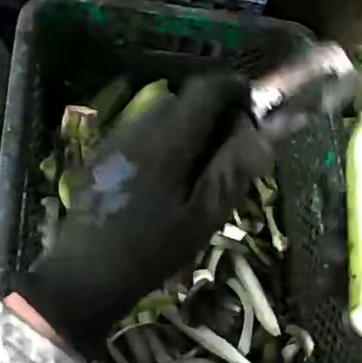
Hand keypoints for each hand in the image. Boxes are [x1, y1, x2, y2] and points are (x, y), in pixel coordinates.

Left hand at [13, 73, 273, 347]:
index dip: (237, 90)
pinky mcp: (103, 154)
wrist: (86, 275)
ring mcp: (116, 138)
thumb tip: (275, 126)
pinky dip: (165, 141)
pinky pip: (143, 132)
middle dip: (214, 113)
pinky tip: (168, 179)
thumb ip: (237, 164)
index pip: (208, 87)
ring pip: (163, 115)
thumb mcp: (205, 214)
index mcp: (169, 138)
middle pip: (185, 99)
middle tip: (233, 148)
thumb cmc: (153, 250)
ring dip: (189, 127)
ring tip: (202, 167)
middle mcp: (139, 126)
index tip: (255, 112)